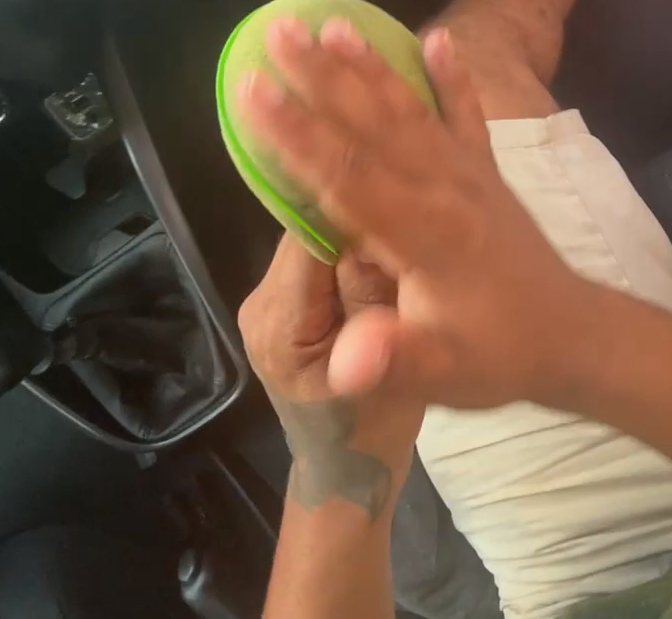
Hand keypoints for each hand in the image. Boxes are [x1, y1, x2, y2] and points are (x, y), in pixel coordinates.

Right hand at [237, 15, 602, 409]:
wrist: (574, 333)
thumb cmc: (499, 354)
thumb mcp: (443, 376)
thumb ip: (392, 361)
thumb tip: (343, 363)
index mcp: (425, 234)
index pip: (348, 174)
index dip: (296, 133)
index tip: (252, 87)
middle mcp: (446, 188)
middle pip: (377, 125)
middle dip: (324, 77)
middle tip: (281, 30)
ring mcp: (470, 173)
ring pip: (413, 111)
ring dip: (373, 66)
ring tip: (337, 23)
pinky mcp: (488, 171)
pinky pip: (469, 115)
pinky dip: (453, 76)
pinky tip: (439, 36)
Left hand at [237, 234, 421, 518]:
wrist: (345, 472)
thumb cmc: (372, 429)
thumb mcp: (389, 360)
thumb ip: (374, 289)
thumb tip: (377, 219)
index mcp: (281, 323)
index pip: (310, 237)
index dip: (354, 209)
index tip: (401, 198)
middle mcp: (261, 302)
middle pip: (310, 230)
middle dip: (358, 218)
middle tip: (410, 218)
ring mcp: (268, 300)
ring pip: (316, 237)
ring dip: (357, 232)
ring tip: (403, 233)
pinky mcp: (285, 300)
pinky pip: (319, 255)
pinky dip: (352, 250)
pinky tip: (385, 256)